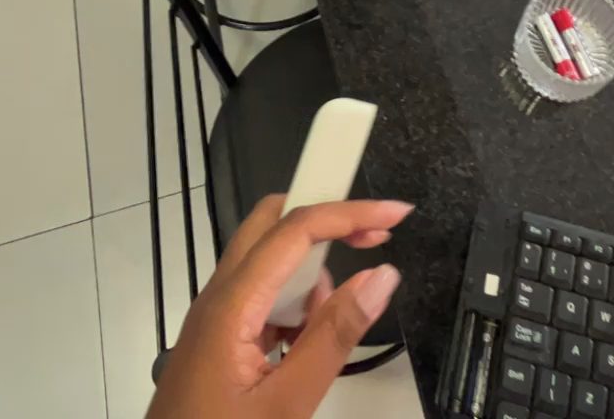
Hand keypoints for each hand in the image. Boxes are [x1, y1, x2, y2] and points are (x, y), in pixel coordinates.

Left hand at [146, 195, 412, 418]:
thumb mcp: (287, 404)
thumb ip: (334, 337)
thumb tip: (382, 275)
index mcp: (232, 303)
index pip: (295, 229)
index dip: (349, 213)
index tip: (395, 214)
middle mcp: (219, 294)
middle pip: (274, 221)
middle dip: (328, 220)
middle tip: (373, 240)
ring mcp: (217, 313)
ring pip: (270, 256)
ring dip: (311, 269)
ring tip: (330, 324)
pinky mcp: (221, 334)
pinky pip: (264, 291)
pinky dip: (295, 300)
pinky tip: (306, 343)